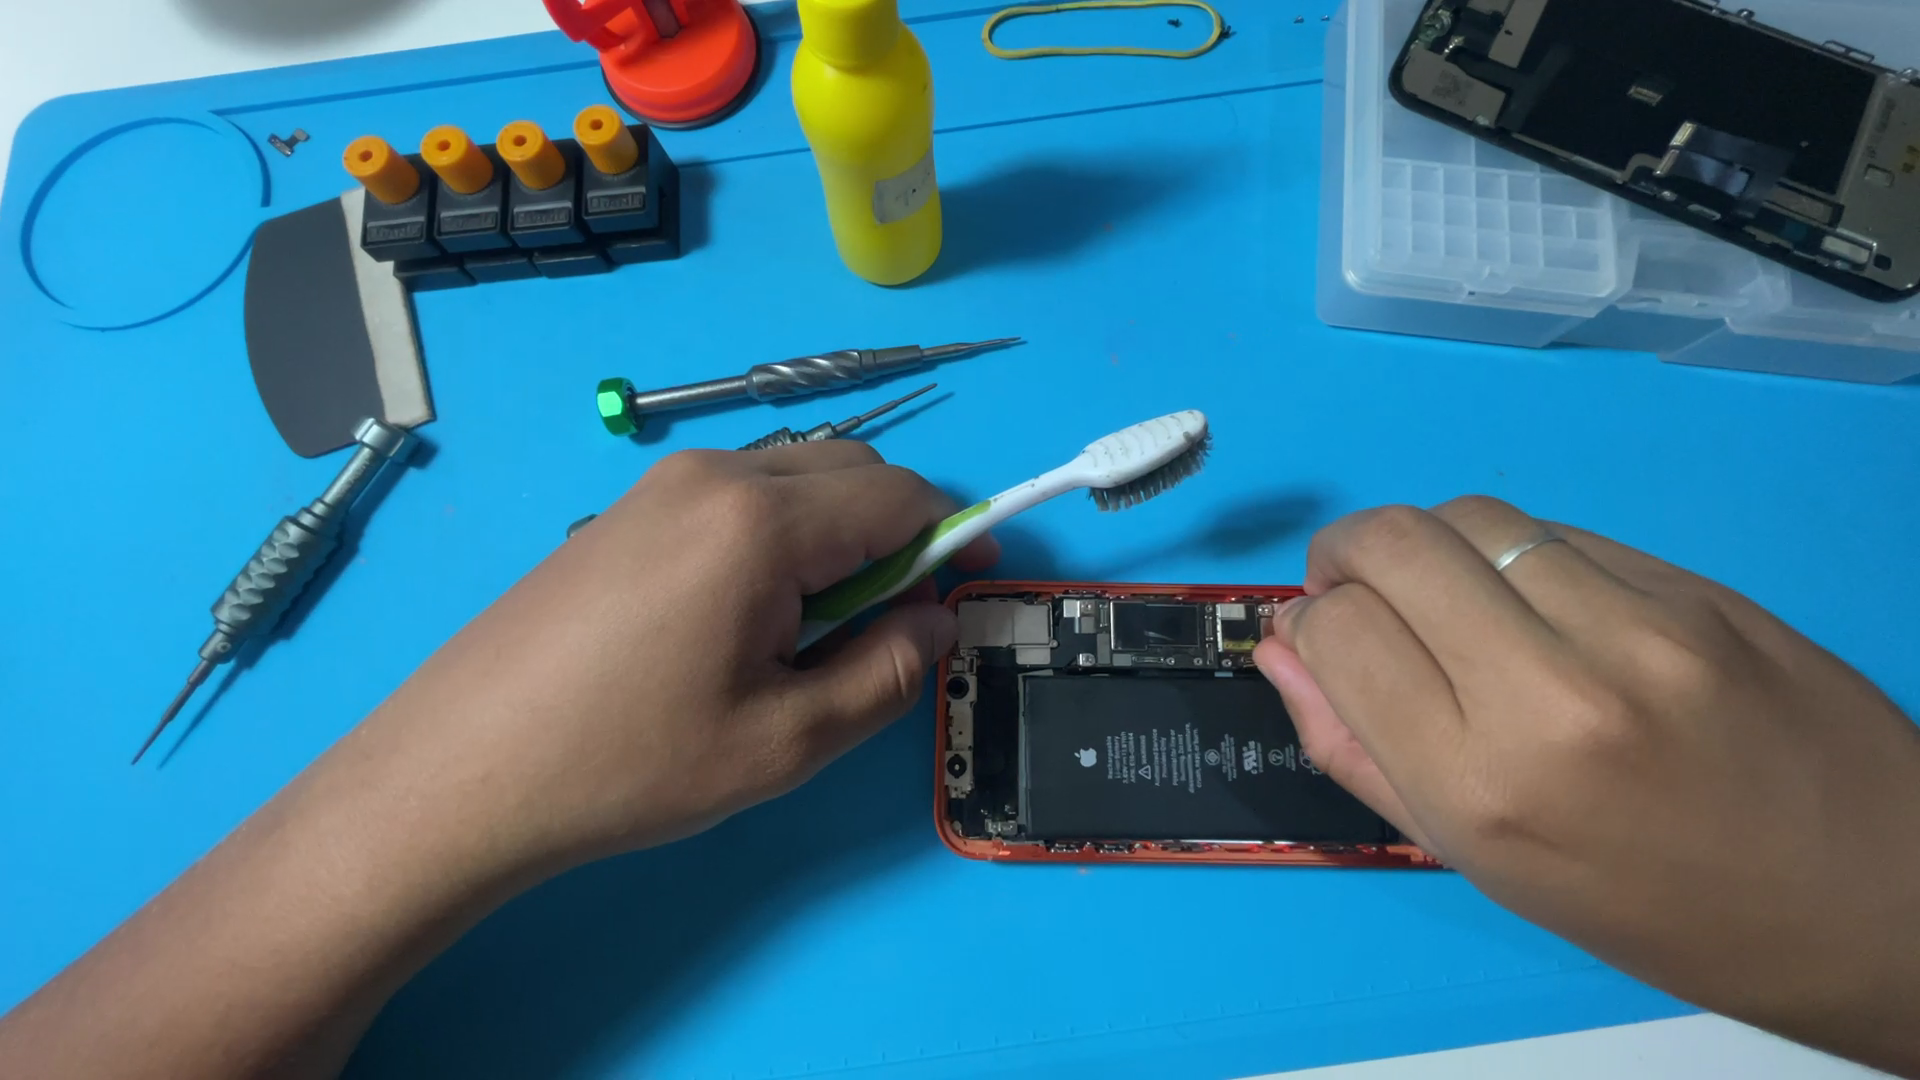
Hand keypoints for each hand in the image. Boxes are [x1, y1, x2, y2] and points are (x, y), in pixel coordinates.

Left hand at [348, 441, 997, 872]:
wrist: (456, 775)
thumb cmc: (632, 763)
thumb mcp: (787, 739)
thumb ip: (888, 673)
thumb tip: (940, 623)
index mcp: (762, 521)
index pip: (900, 495)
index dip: (954, 533)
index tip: (976, 581)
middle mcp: (716, 475)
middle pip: (853, 473)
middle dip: (899, 533)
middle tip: (891, 620)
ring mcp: (664, 485)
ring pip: (798, 480)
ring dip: (840, 534)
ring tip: (813, 625)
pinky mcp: (631, 509)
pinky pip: (743, 497)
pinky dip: (785, 535)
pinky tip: (746, 612)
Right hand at [1254, 497, 1919, 1073]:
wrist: (1879, 905)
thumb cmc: (1637, 901)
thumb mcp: (1464, 852)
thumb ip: (1346, 743)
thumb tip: (1278, 646)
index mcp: (1479, 781)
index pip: (1340, 632)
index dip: (1307, 621)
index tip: (1319, 639)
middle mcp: (1549, 691)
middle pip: (1392, 543)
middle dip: (1341, 552)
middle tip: (1347, 588)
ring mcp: (1636, 627)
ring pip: (1466, 517)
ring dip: (1419, 546)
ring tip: (1437, 596)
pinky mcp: (1693, 589)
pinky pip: (1548, 531)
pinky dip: (1499, 553)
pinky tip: (1524, 602)